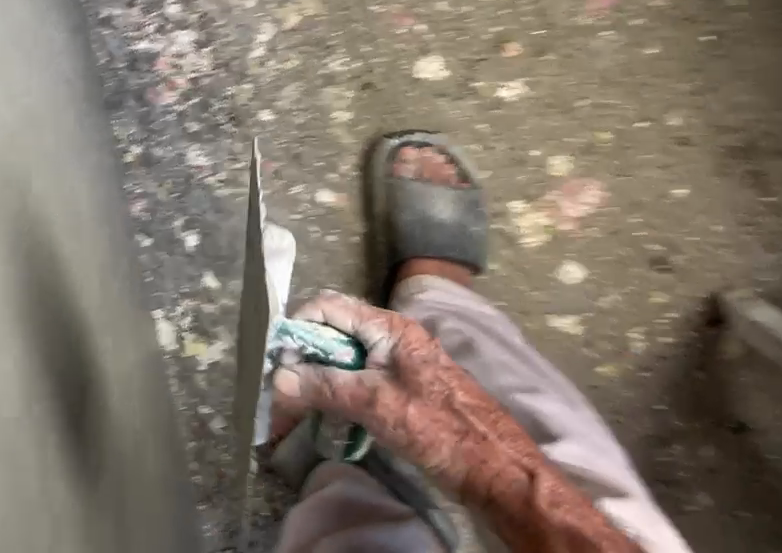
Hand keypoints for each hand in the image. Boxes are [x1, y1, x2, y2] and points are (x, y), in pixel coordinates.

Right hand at [270, 291, 640, 552]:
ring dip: (317, 378)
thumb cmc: (441, 431)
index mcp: (388, 327)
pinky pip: (359, 379)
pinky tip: (327, 416)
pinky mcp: (404, 388)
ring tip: (297, 406)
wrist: (503, 475)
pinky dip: (338, 393)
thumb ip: (324, 387)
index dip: (297, 326)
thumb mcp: (376, 405)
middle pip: (332, 332)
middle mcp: (392, 336)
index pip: (326, 306)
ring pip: (343, 358)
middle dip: (302, 357)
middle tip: (282, 387)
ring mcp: (399, 362)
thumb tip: (278, 378)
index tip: (278, 357)